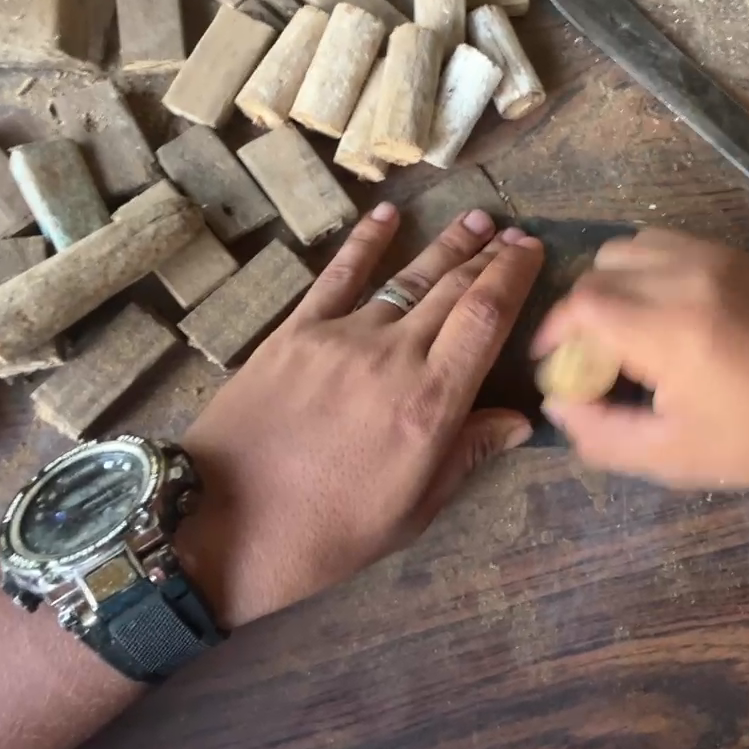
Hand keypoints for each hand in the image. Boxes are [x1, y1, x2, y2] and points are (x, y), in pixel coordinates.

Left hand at [174, 204, 543, 627]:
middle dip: (491, 257)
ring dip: (448, 245)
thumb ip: (467, 455)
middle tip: (516, 234)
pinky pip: (338, 274)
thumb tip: (519, 420)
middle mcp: (393, 357)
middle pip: (454, 290)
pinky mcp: (295, 330)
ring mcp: (341, 337)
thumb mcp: (410, 513)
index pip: (486, 319)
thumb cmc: (325, 533)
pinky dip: (367, 241)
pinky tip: (389, 214)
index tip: (532, 251)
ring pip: (408, 278)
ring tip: (478, 220)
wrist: (217, 527)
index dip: (514, 276)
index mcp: (429, 405)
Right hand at [534, 229, 748, 491]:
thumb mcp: (673, 457)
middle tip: (590, 354)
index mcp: (671, 332)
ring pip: (627, 248)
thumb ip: (600, 433)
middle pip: (598, 272)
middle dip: (579, 312)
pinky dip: (642, 269)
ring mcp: (713, 258)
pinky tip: (658, 306)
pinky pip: (663, 243)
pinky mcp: (733, 253)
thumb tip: (556, 402)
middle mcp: (687, 279)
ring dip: (610, 284)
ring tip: (623, 327)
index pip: (581, 304)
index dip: (553, 330)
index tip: (553, 360)